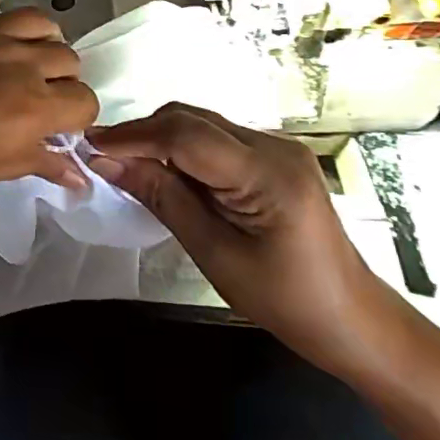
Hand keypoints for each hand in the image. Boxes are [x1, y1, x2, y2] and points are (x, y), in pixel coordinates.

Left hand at [0, 0, 99, 225]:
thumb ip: (31, 162)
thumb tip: (76, 174)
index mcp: (28, 107)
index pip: (82, 102)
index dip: (74, 119)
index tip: (56, 132)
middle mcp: (14, 60)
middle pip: (65, 59)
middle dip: (60, 83)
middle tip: (34, 103)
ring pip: (37, 21)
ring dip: (42, 42)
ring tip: (26, 61)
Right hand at [87, 104, 393, 372]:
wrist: (352, 319)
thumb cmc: (285, 299)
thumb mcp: (213, 252)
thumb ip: (160, 197)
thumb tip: (104, 162)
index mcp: (268, 173)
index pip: (185, 136)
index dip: (132, 136)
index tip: (88, 146)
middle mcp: (274, 145)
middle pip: (190, 120)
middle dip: (141, 134)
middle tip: (100, 157)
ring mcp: (276, 147)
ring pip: (199, 124)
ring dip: (158, 140)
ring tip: (124, 165)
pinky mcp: (272, 156)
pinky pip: (213, 139)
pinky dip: (180, 150)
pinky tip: (163, 173)